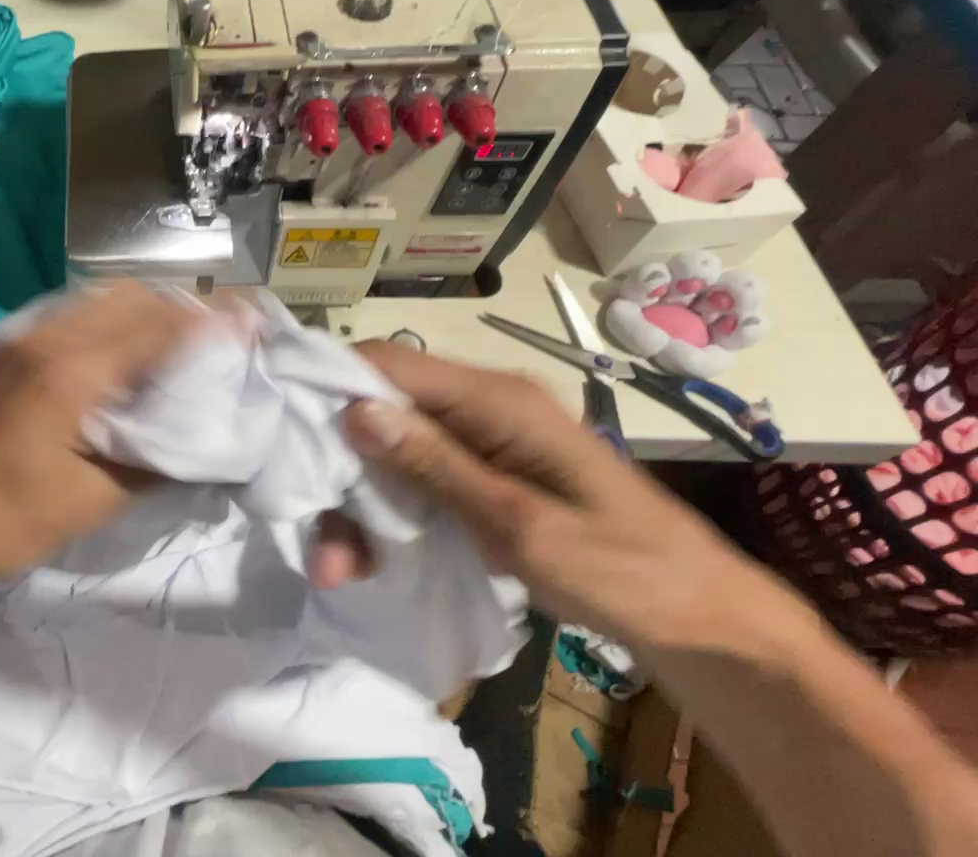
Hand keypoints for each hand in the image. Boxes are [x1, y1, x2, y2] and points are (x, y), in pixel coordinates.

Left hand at [0, 283, 199, 606]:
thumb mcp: (89, 503)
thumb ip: (156, 463)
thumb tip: (208, 442)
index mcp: (72, 372)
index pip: (160, 327)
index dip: (213, 323)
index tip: (253, 326)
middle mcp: (46, 338)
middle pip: (131, 298)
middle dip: (182, 312)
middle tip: (216, 346)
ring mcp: (19, 340)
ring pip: (98, 301)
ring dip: (144, 314)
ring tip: (178, 351)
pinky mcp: (3, 352)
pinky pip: (70, 317)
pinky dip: (109, 324)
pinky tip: (122, 360)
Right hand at [333, 341, 814, 653]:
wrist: (698, 617)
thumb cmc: (621, 568)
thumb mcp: (520, 524)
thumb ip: (436, 465)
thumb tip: (355, 410)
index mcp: (497, 400)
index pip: (390, 363)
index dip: (330, 382)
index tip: (281, 428)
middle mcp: (482, 405)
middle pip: (381, 408)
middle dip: (337, 463)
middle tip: (314, 530)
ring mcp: (481, 437)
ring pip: (389, 448)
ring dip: (356, 500)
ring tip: (338, 564)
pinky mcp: (480, 468)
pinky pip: (412, 474)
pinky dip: (384, 511)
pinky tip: (366, 558)